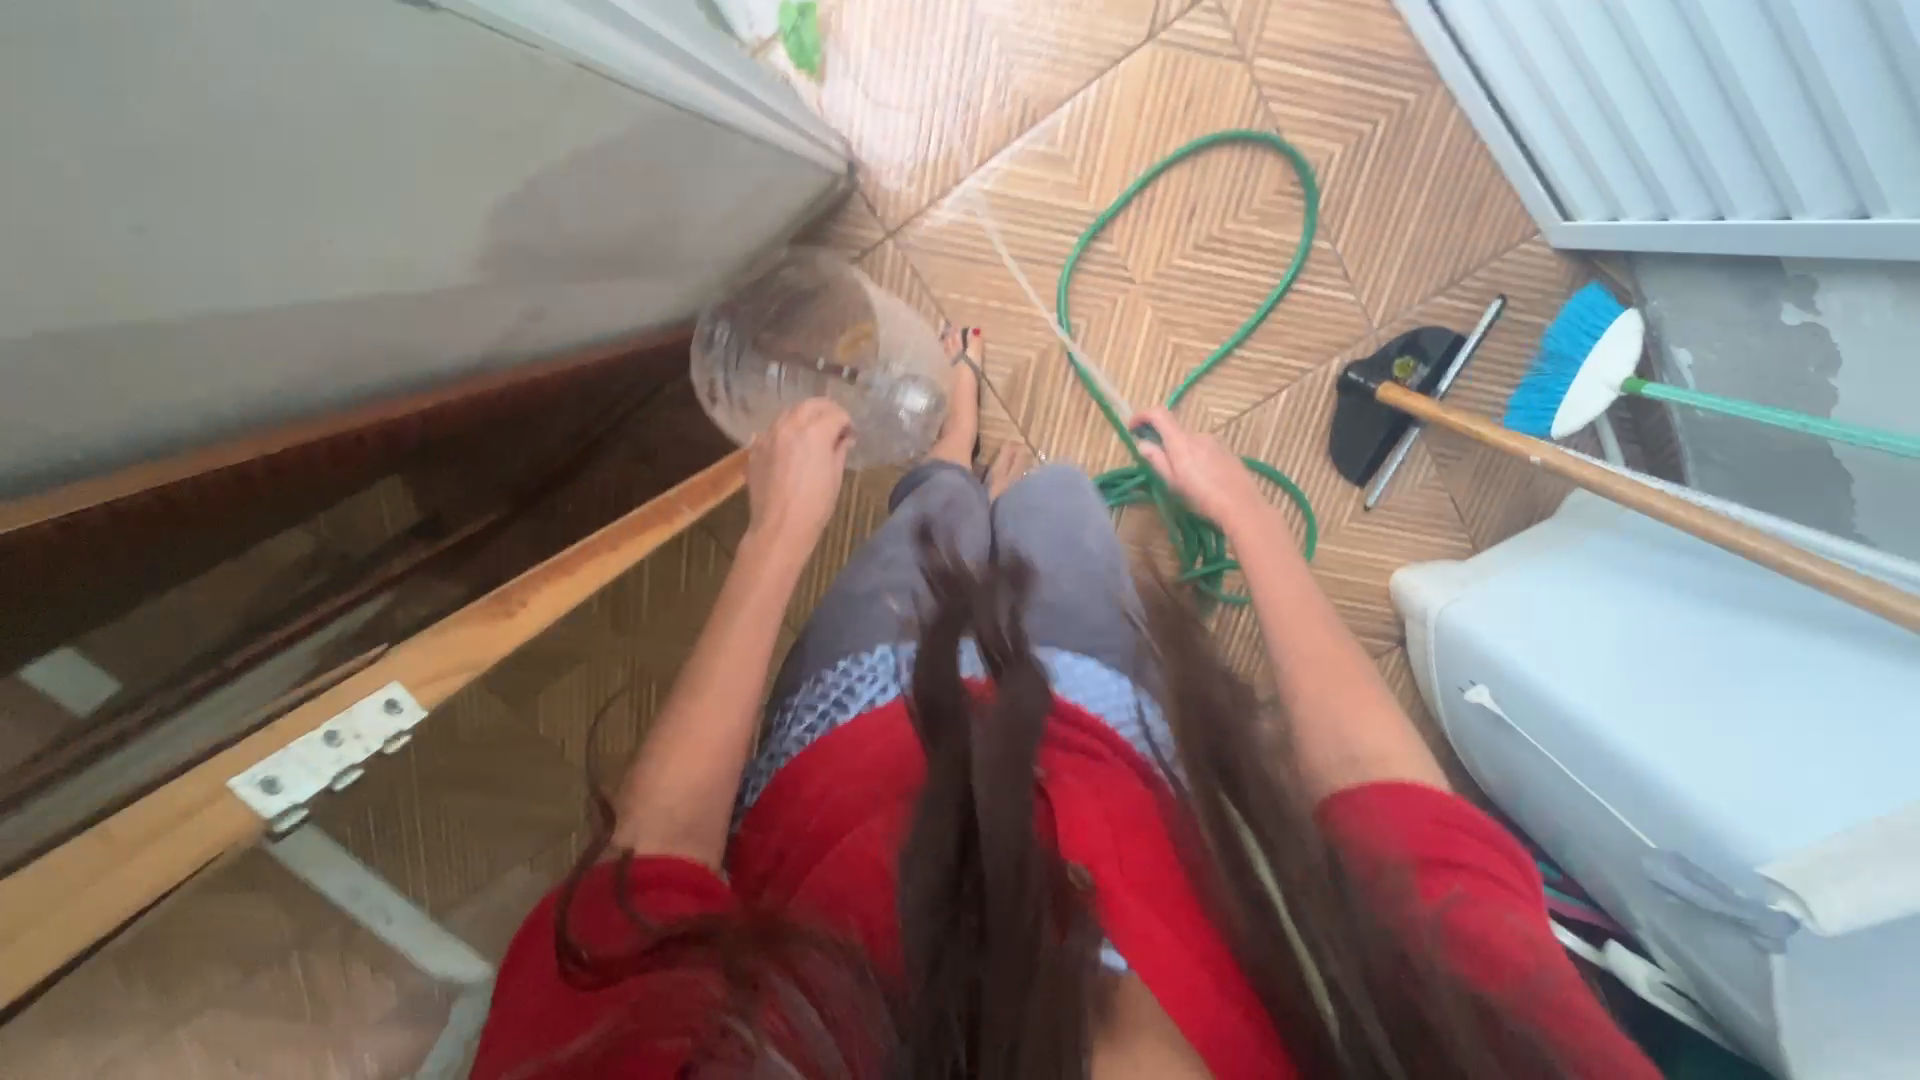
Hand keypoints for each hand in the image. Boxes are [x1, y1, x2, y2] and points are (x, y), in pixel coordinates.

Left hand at [747, 398, 853, 546]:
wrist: (780, 526)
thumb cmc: (815, 505)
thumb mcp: (835, 476)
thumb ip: (839, 450)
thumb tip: (843, 438)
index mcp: (815, 432)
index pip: (836, 414)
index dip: (847, 423)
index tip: (850, 435)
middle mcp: (790, 426)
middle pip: (811, 405)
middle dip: (826, 411)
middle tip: (834, 425)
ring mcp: (769, 435)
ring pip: (789, 413)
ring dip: (804, 418)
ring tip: (813, 435)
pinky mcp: (756, 448)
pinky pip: (773, 430)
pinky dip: (786, 432)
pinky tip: (791, 447)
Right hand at [1130, 406, 1269, 534]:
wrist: (1241, 505)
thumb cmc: (1202, 497)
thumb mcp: (1172, 482)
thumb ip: (1157, 460)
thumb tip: (1143, 444)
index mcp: (1181, 441)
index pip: (1159, 414)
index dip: (1142, 416)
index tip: (1132, 428)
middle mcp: (1198, 435)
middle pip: (1174, 432)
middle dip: (1164, 445)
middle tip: (1163, 470)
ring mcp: (1215, 442)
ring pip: (1190, 443)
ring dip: (1182, 454)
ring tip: (1187, 481)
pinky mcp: (1227, 451)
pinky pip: (1204, 449)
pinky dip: (1197, 458)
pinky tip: (1204, 480)